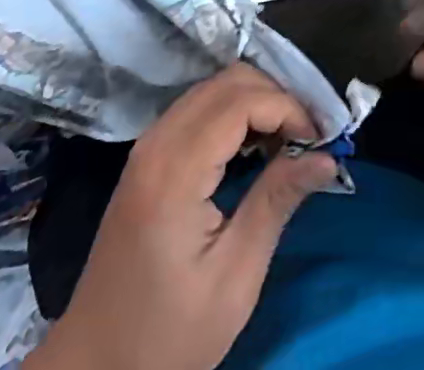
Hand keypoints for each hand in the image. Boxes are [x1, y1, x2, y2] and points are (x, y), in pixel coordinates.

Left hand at [31, 64, 339, 369]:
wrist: (95, 365)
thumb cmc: (168, 332)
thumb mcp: (235, 276)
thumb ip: (277, 202)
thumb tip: (327, 157)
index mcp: (174, 171)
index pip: (241, 100)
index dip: (289, 108)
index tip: (321, 142)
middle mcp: (156, 142)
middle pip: (228, 82)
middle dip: (278, 97)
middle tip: (312, 137)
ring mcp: (147, 146)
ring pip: (214, 88)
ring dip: (259, 102)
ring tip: (294, 140)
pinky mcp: (148, 157)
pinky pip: (200, 109)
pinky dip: (237, 113)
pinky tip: (259, 145)